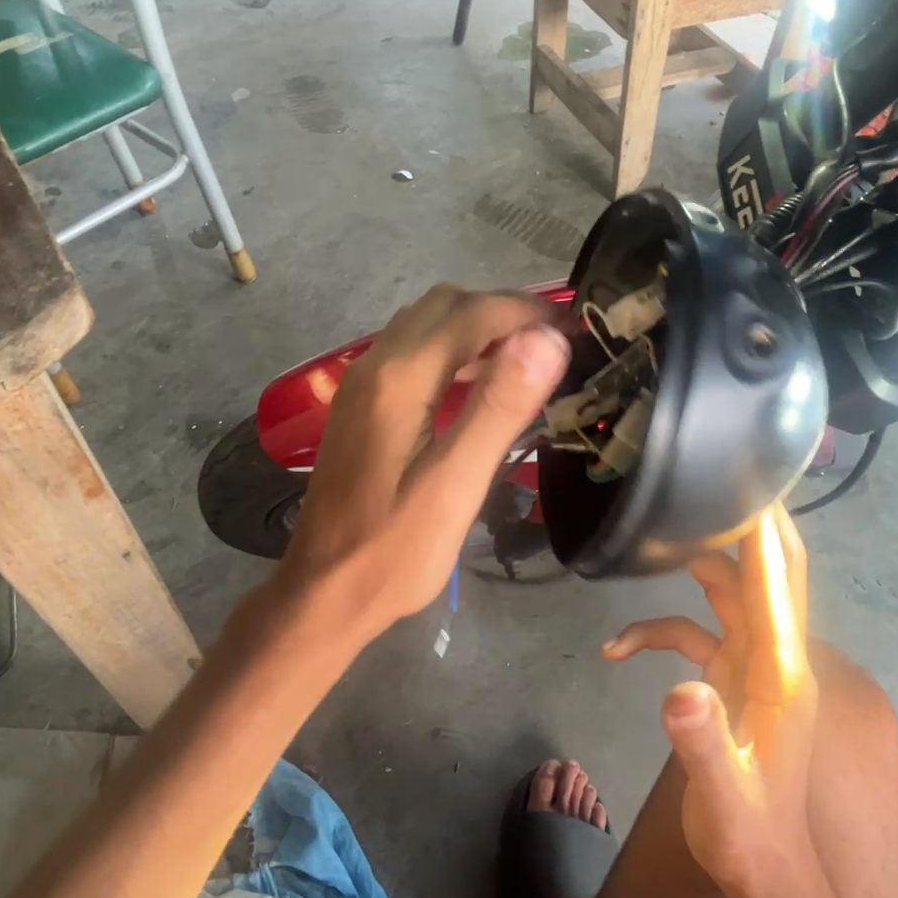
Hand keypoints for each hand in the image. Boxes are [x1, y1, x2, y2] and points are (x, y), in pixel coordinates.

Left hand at [277, 285, 569, 636]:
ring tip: (525, 361)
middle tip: (552, 346)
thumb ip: (498, 408)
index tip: (574, 330)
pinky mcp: (359, 405)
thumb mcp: (455, 485)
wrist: (323, 592)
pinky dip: (450, 349)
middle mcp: (375, 365)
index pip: (473, 313)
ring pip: (424, 324)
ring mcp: (361, 384)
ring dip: (475, 327)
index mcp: (400, 379)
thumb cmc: (395, 550)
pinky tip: (475, 387)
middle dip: (502, 312)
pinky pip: (410, 351)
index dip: (527, 313)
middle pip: (445, 305)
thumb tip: (547, 339)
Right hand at [602, 507, 833, 897]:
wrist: (762, 870)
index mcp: (783, 669)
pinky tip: (616, 648)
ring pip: (724, 592)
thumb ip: (703, 742)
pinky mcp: (727, 679)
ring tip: (659, 531)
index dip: (767, 530)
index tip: (753, 480)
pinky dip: (655, 630)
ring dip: (695, 562)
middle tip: (711, 477)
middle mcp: (772, 654)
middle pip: (760, 570)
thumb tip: (677, 688)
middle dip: (742, 524)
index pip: (780, 583)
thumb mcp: (725, 795)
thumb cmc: (750, 833)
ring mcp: (750, 664)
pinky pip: (690, 633)